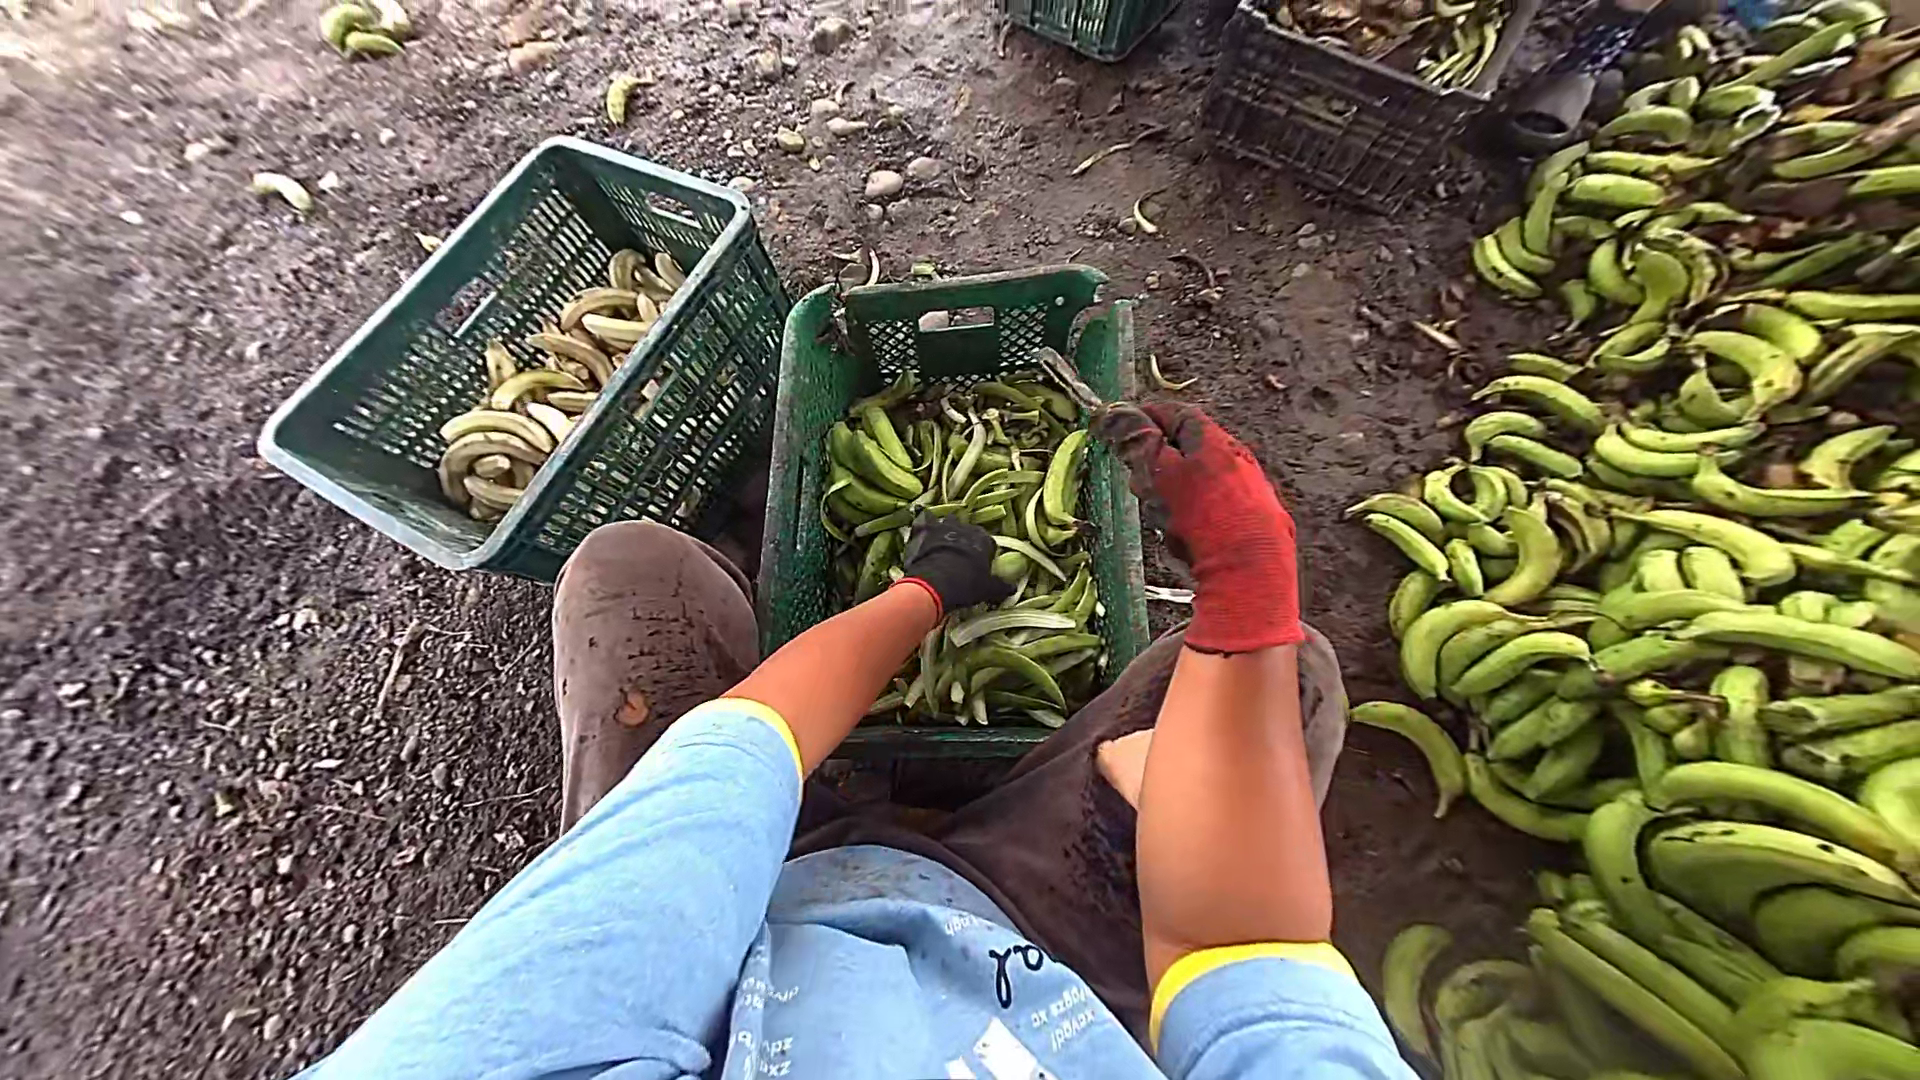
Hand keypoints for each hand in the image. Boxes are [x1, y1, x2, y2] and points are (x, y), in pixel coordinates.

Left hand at [898, 513, 1011, 618]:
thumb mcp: (988, 589)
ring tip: (940, 543)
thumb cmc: (967, 584)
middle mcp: (963, 528)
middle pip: (965, 529)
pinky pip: (922, 526)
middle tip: (959, 553)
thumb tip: (1013, 588)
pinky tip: (919, 540)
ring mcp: (942, 527)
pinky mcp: (922, 532)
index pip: (987, 542)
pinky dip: (921, 531)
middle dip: (963, 537)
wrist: (935, 583)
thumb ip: (1001, 587)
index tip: (980, 564)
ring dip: (943, 530)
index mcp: (982, 539)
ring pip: (945, 523)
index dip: (984, 552)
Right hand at [1092, 403, 1301, 653]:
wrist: (1252, 571)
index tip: (1121, 428)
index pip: (1176, 414)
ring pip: (1199, 482)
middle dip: (1157, 463)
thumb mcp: (1161, 474)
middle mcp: (1237, 460)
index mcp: (1215, 441)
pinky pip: (1214, 511)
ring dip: (1175, 493)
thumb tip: (1113, 413)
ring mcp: (1249, 492)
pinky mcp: (1254, 524)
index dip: (1146, 418)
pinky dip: (1194, 517)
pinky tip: (1187, 539)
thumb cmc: (1203, 517)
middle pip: (1188, 450)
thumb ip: (1137, 443)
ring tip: (1161, 515)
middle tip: (1136, 480)